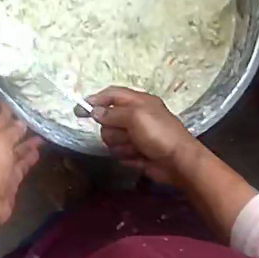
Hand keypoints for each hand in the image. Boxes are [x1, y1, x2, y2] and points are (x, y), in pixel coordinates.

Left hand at [0, 103, 42, 229]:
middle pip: (8, 134)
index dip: (8, 110)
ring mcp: (1, 166)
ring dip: (28, 142)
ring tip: (44, 132)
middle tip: (39, 115)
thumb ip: (10, 131)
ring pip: (16, 150)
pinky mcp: (10, 180)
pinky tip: (39, 150)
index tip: (20, 99)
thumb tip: (20, 122)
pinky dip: (29, 157)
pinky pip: (21, 165)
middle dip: (20, 126)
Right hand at [89, 86, 206, 185]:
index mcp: (138, 102)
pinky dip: (128, 156)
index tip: (80, 110)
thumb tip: (94, 111)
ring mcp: (135, 136)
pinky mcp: (136, 152)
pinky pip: (119, 153)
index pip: (111, 95)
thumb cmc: (159, 134)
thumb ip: (112, 112)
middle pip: (107, 120)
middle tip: (126, 134)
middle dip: (113, 130)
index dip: (95, 100)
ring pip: (111, 139)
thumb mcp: (135, 116)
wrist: (178, 162)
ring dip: (121, 145)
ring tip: (136, 148)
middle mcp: (135, 117)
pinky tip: (139, 157)